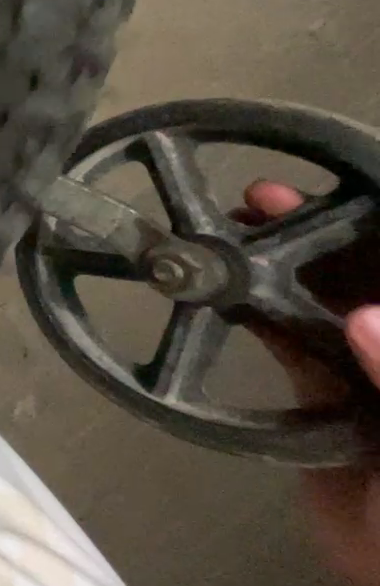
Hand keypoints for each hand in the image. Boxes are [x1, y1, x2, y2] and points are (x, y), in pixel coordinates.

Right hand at [243, 181, 379, 585]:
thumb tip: (359, 314)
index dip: (366, 223)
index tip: (326, 191)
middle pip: (364, 277)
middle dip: (318, 234)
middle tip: (260, 196)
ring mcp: (368, 372)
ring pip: (324, 298)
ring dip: (277, 263)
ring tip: (232, 221)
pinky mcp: (320, 395)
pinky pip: (285, 338)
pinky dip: (253, 307)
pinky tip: (221, 284)